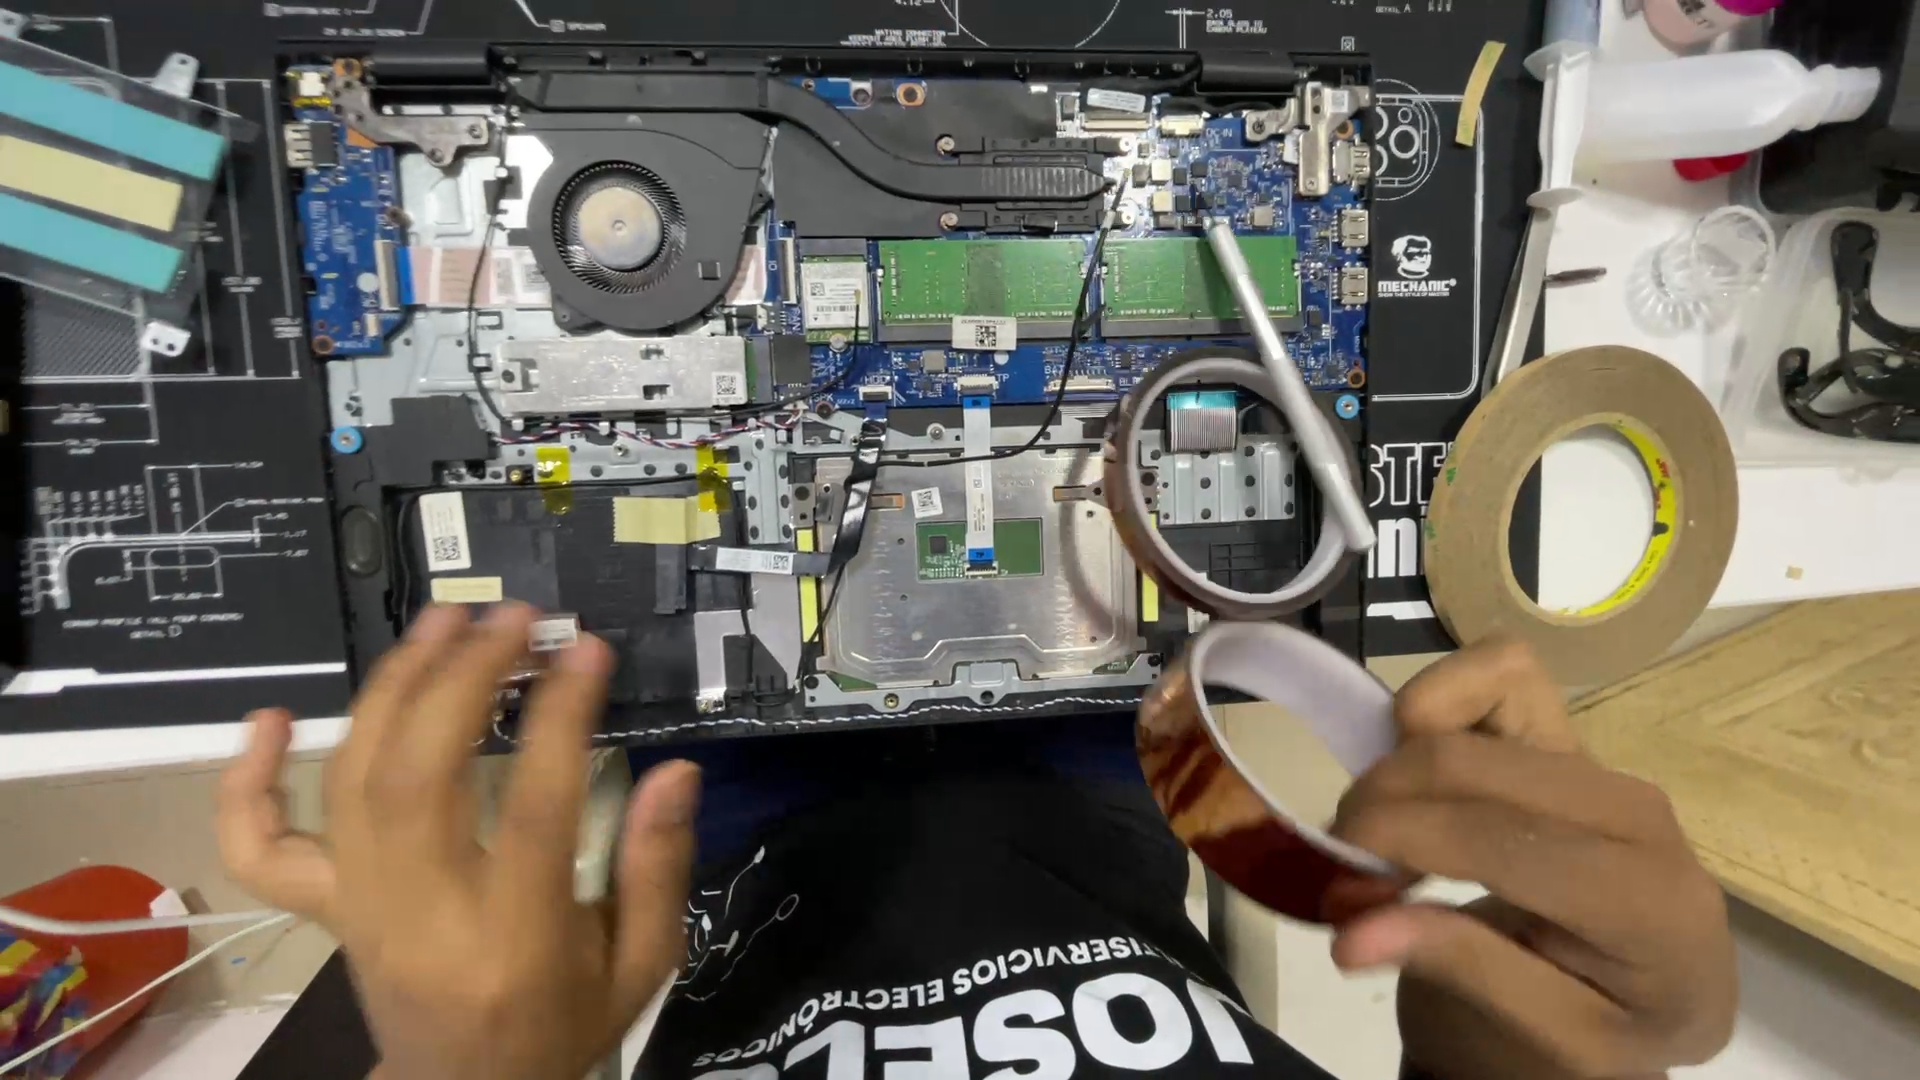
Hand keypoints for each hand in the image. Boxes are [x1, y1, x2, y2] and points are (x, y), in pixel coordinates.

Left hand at [217, 604, 701, 1079]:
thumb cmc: (567, 1025)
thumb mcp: (646, 961)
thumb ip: (659, 865)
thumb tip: (677, 770)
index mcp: (514, 937)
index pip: (533, 807)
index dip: (562, 716)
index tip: (587, 649)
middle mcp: (420, 916)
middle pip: (416, 779)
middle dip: (463, 679)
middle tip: (514, 618)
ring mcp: (359, 910)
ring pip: (350, 785)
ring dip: (393, 690)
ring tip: (443, 621)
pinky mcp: (329, 910)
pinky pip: (267, 848)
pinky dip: (249, 782)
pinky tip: (271, 718)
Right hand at [1328, 641, 1736, 1079]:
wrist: (1637, 983)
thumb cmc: (1596, 1017)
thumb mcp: (1544, 1031)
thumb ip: (1454, 965)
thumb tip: (1348, 936)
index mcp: (1649, 904)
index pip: (1496, 840)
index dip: (1400, 835)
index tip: (1337, 859)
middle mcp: (1637, 816)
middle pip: (1470, 761)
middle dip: (1385, 792)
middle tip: (1352, 844)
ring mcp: (1603, 762)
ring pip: (1490, 691)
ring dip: (1409, 735)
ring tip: (1392, 801)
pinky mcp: (1570, 732)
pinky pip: (1500, 668)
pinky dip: (1438, 695)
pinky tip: (1416, 755)